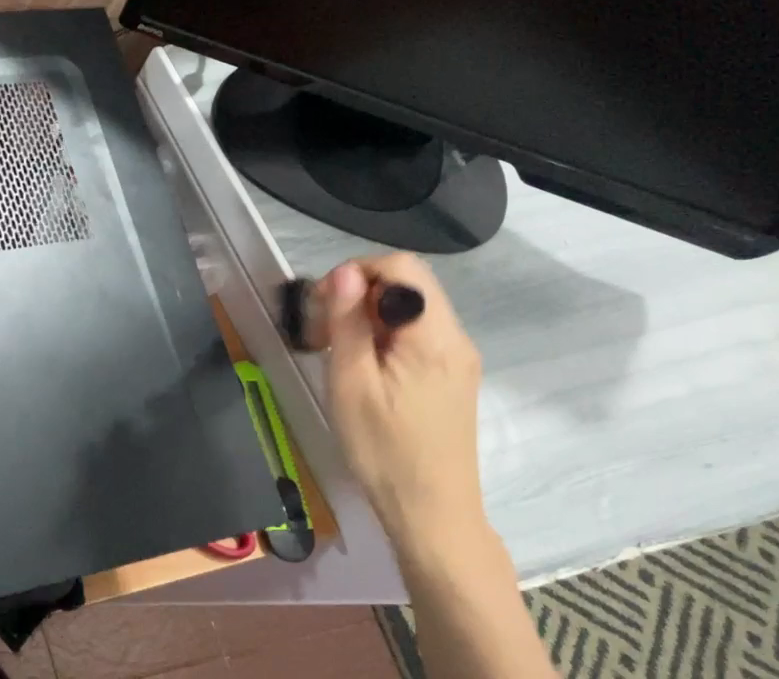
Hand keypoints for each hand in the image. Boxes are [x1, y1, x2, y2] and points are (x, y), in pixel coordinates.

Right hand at [320, 253, 484, 543]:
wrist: (431, 512)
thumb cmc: (383, 447)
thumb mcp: (351, 381)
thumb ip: (349, 321)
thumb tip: (344, 271)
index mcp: (434, 337)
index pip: (402, 267)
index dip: (357, 271)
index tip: (325, 303)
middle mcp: (455, 339)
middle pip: (406, 284)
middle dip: (358, 292)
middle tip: (321, 327)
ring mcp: (456, 359)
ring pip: (408, 308)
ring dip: (365, 314)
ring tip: (334, 348)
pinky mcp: (450, 376)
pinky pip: (415, 333)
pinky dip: (381, 334)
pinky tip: (358, 364)